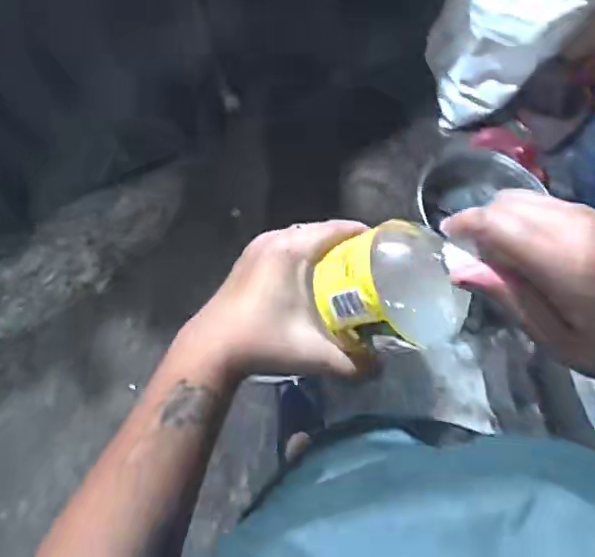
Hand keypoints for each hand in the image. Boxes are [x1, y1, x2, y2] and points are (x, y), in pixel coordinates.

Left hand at [177, 220, 370, 381]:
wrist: (211, 347)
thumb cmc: (264, 341)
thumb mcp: (314, 354)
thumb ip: (352, 362)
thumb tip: (380, 365)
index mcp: (292, 249)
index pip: (336, 228)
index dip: (361, 233)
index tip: (383, 245)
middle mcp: (276, 238)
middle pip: (319, 230)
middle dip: (345, 241)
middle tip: (369, 260)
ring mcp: (258, 245)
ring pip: (301, 236)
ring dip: (322, 246)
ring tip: (345, 267)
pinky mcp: (248, 257)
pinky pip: (285, 244)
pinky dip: (303, 252)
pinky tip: (312, 275)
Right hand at [442, 190, 594, 411]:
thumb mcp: (562, 342)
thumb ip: (509, 296)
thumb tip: (458, 267)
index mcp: (562, 257)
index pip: (492, 220)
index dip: (462, 225)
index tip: (445, 242)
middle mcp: (572, 222)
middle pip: (505, 201)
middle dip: (482, 223)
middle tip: (482, 264)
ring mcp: (589, 214)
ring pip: (524, 198)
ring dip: (504, 220)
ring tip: (509, 264)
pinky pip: (546, 204)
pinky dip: (527, 219)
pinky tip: (537, 255)